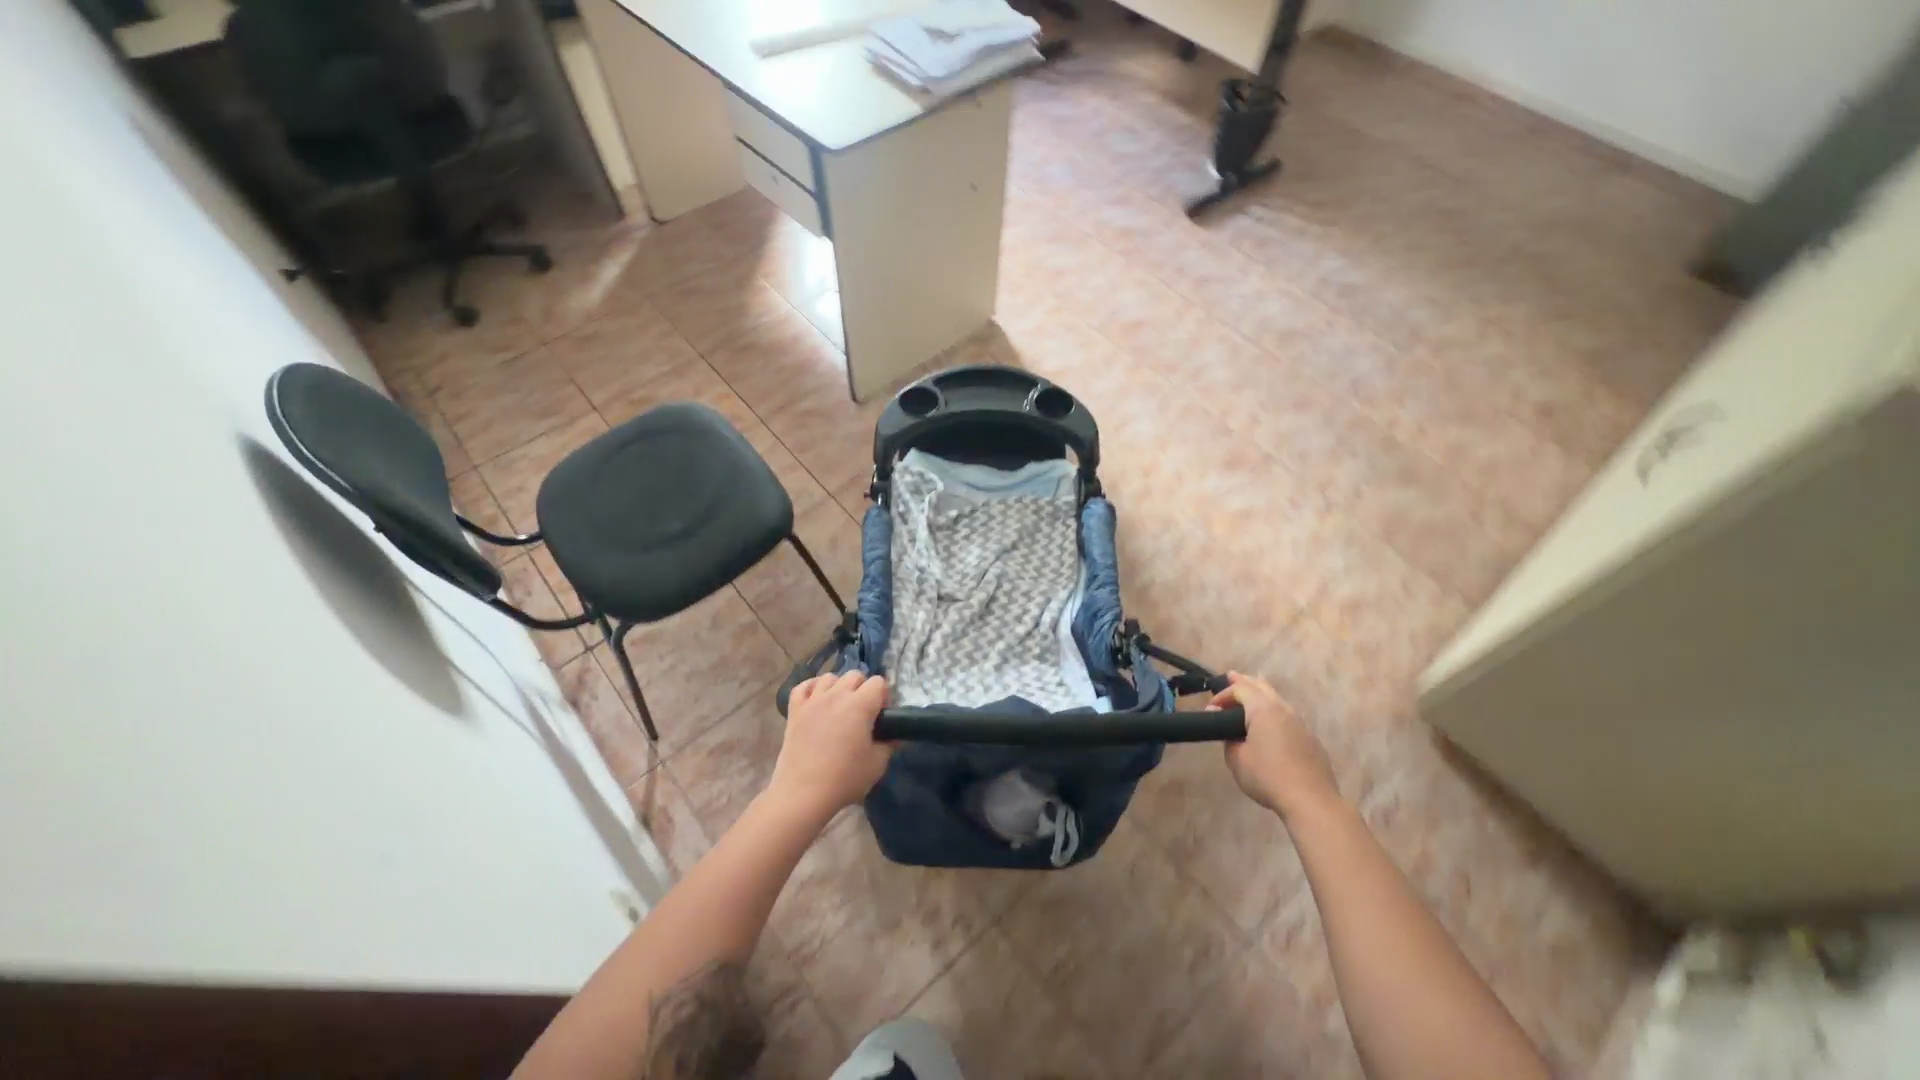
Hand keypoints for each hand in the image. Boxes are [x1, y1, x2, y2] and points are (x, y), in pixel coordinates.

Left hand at [769, 672, 895, 819]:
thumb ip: (889, 745)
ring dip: (839, 687)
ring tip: (840, 707)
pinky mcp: (794, 710)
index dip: (884, 697)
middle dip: (863, 688)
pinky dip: (812, 688)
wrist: (804, 793)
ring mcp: (812, 700)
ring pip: (829, 677)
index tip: (882, 717)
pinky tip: (817, 700)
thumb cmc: (845, 779)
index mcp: (860, 705)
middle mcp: (836, 695)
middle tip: (863, 713)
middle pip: (854, 675)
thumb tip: (895, 735)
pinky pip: (803, 686)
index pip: (878, 683)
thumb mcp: (877, 764)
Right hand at [1213, 672, 1339, 819]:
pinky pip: (1288, 718)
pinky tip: (1271, 727)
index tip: (1210, 710)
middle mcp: (1284, 710)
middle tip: (1231, 676)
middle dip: (1245, 681)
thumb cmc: (1267, 777)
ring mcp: (1301, 724)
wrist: (1310, 800)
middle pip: (1263, 687)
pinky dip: (1274, 714)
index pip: (1240, 689)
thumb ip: (1229, 741)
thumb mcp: (1237, 760)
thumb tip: (1231, 734)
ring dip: (1262, 696)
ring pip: (1278, 701)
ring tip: (1252, 695)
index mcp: (1264, 710)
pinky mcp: (1310, 740)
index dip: (1222, 695)